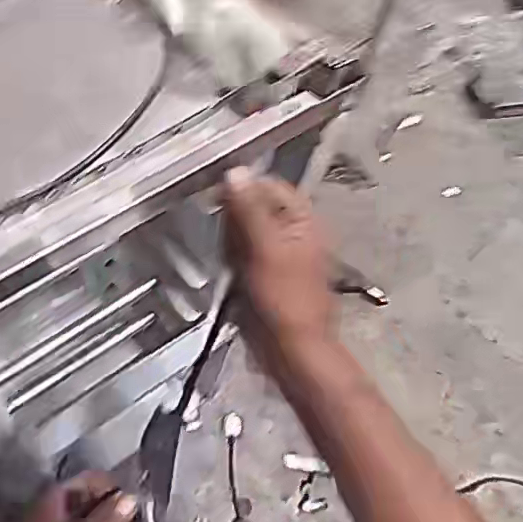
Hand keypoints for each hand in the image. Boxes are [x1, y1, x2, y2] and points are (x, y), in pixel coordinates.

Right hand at [221, 166, 334, 350]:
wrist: (289, 349)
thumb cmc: (285, 300)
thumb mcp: (265, 248)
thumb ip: (249, 209)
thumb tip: (235, 172)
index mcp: (302, 219)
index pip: (267, 185)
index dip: (243, 191)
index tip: (220, 203)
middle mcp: (291, 230)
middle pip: (250, 207)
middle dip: (235, 225)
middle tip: (236, 248)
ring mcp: (276, 251)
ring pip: (240, 231)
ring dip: (231, 246)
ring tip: (237, 266)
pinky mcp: (262, 270)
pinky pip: (238, 253)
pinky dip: (232, 262)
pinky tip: (235, 276)